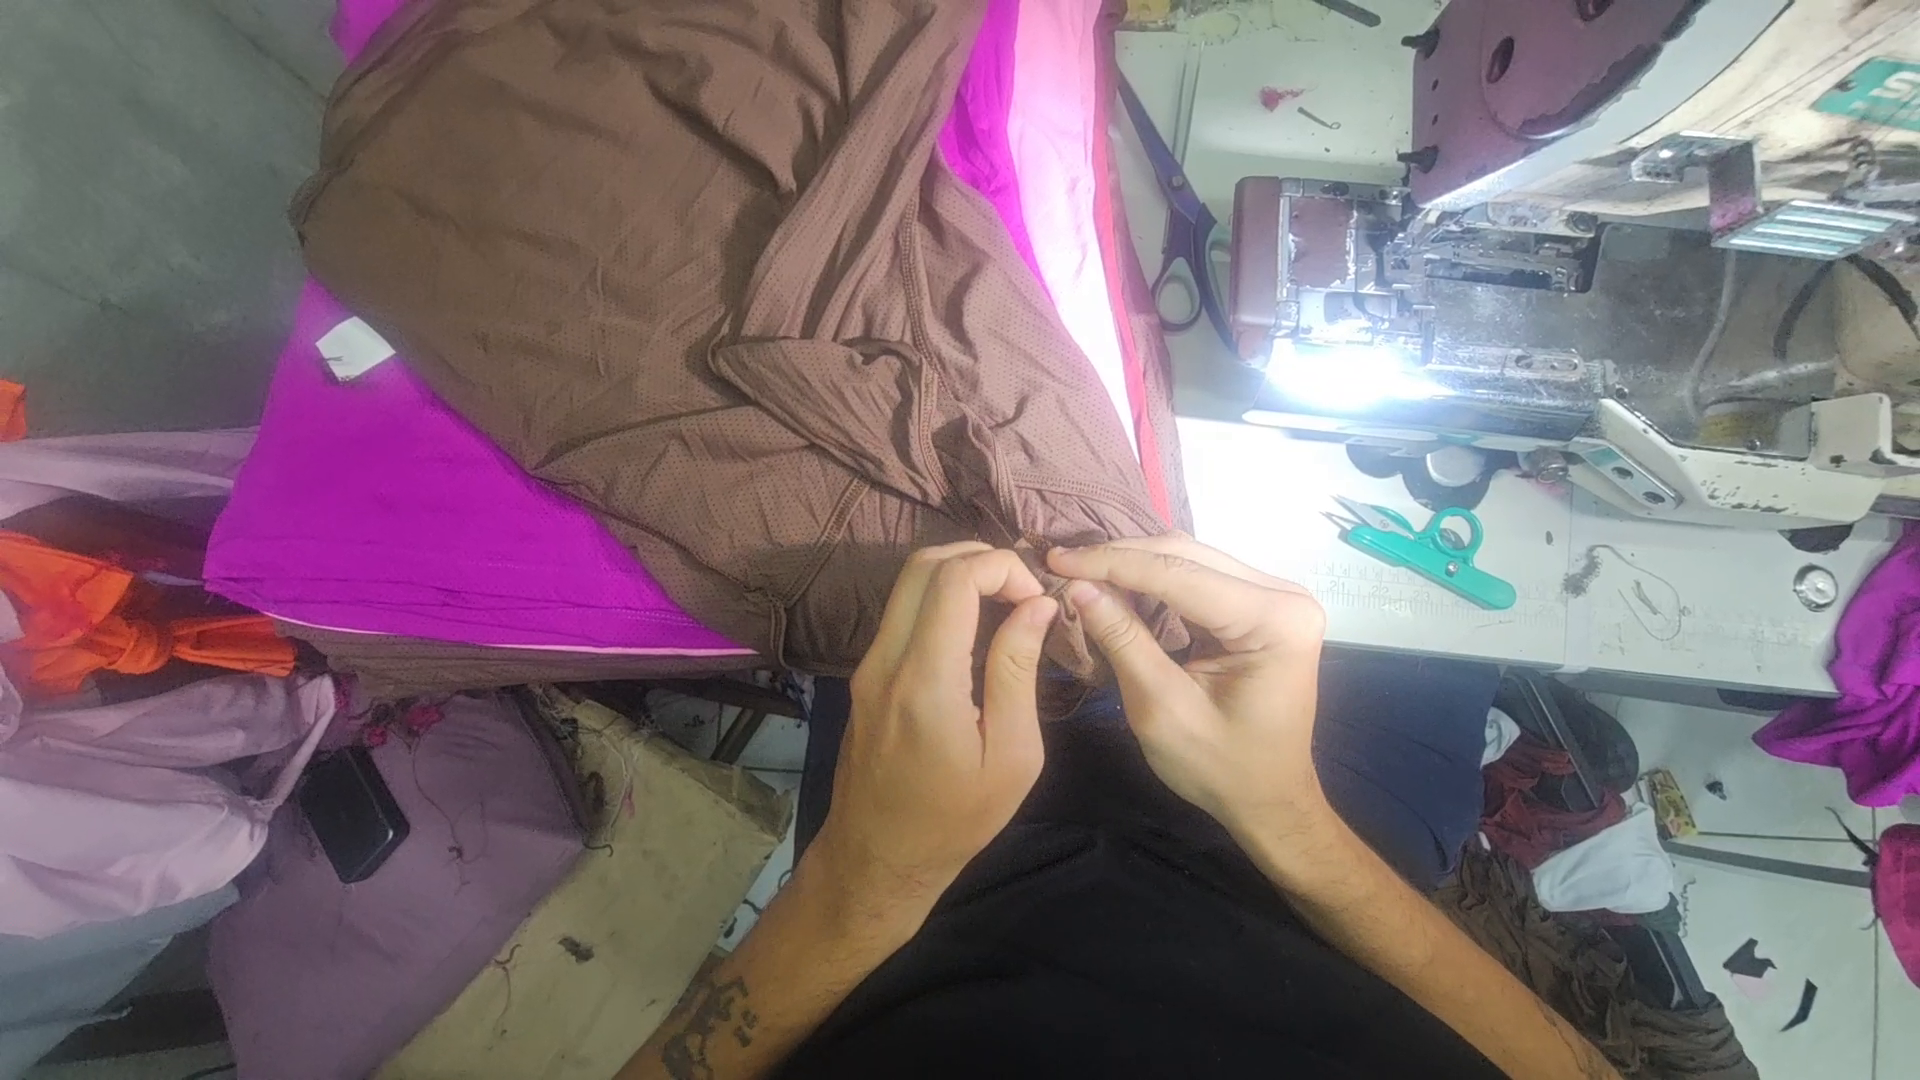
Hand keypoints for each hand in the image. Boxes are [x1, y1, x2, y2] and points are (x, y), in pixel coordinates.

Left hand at [811, 542, 1058, 918]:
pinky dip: (940, 598)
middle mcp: (886, 659)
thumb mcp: (1011, 756)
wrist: (877, 858)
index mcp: (925, 680)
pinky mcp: (866, 674)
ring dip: (959, 574)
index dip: (1002, 568)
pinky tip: (976, 626)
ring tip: (1006, 602)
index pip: (954, 579)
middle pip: (924, 565)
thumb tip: (1037, 605)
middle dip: (980, 558)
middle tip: (1022, 590)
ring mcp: (869, 664)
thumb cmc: (954, 821)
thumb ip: (1018, 670)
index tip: (1037, 599)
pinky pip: (902, 612)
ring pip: (908, 583)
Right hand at [1047, 534, 1330, 843]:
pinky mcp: (1258, 605)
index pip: (1177, 574)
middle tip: (1060, 560)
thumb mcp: (1161, 707)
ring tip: (1079, 566)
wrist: (1269, 801)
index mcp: (1273, 621)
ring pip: (1188, 559)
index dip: (1110, 563)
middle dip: (1118, 556)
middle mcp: (1283, 596)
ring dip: (1132, 562)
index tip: (1056, 559)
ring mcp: (1274, 597)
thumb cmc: (1220, 767)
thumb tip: (1077, 585)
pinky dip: (1151, 578)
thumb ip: (1122, 639)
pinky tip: (1114, 579)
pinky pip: (1197, 576)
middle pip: (1185, 556)